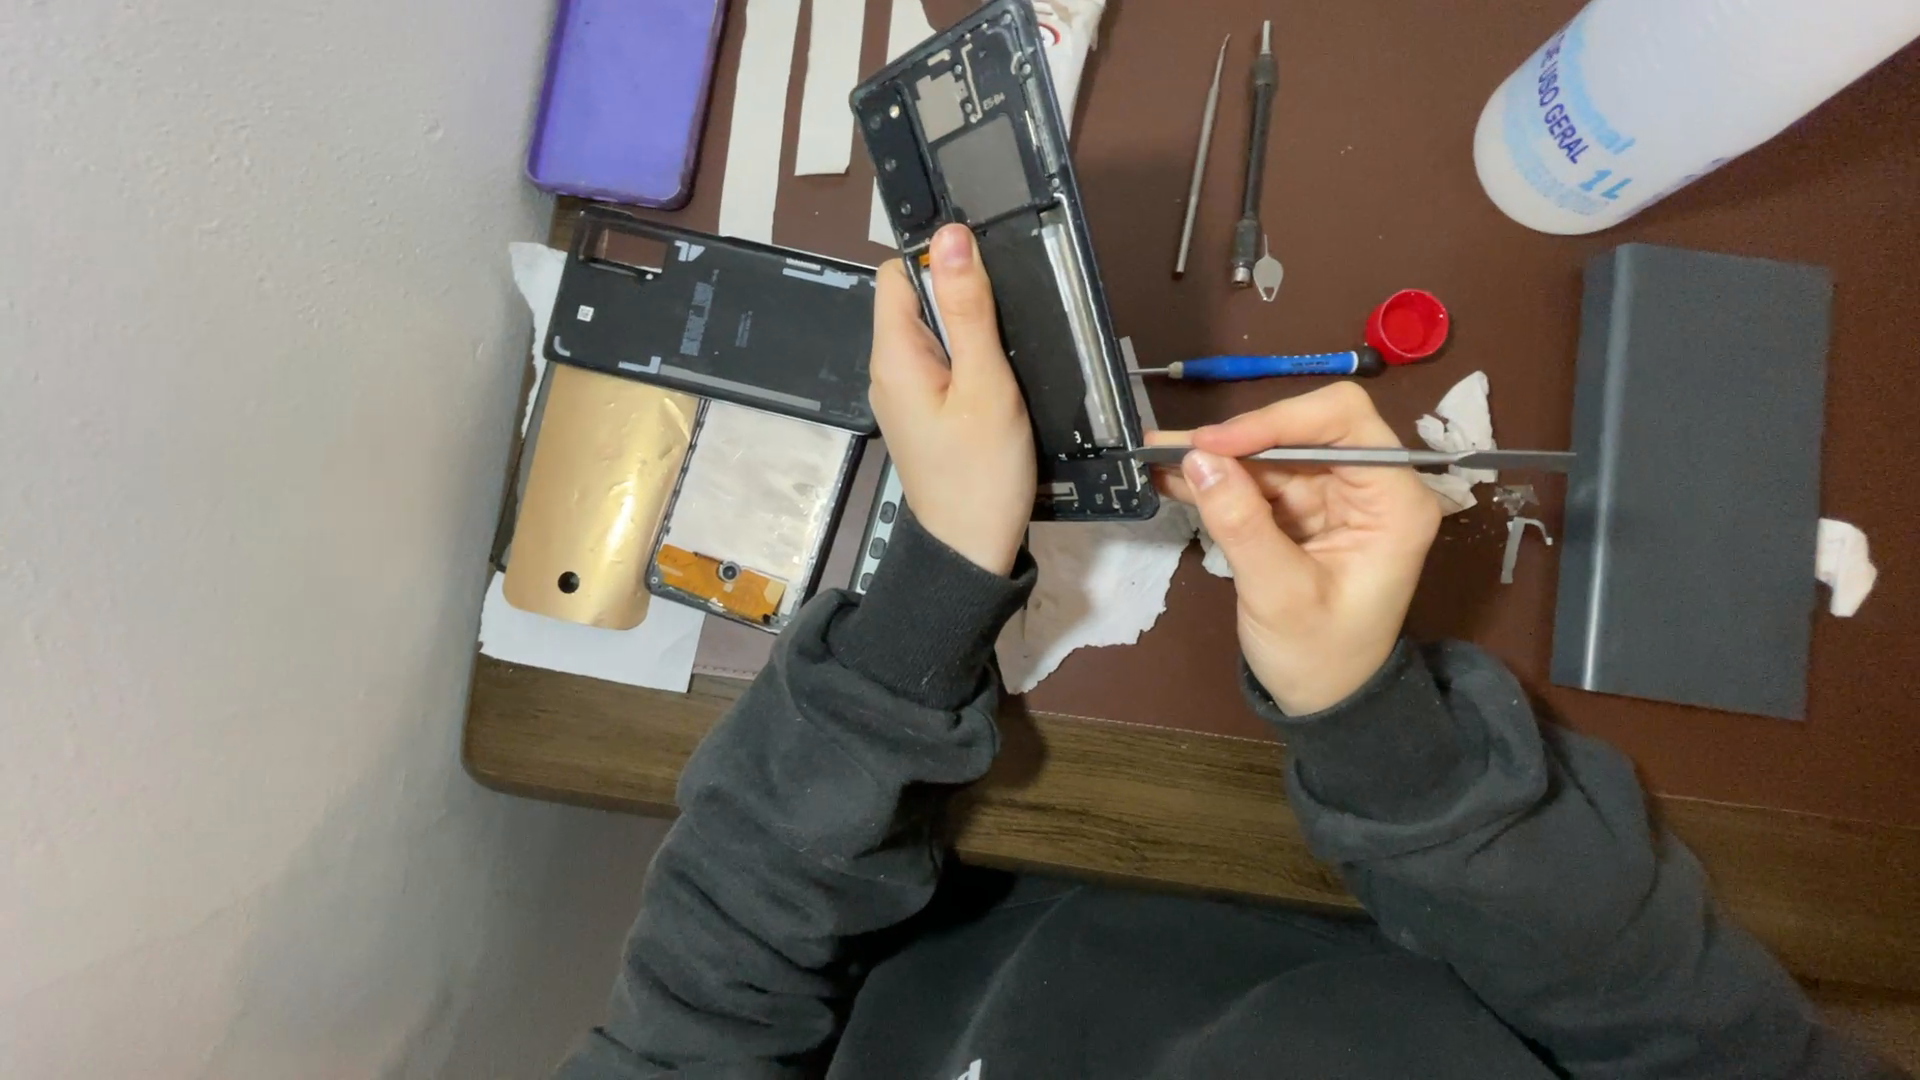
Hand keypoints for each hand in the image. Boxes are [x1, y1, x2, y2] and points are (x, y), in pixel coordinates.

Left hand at [868, 224, 1035, 575]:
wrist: (971, 548)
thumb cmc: (981, 472)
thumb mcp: (985, 383)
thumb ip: (968, 309)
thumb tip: (949, 236)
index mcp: (893, 354)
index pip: (897, 273)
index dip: (938, 261)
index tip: (985, 276)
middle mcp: (887, 369)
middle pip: (915, 302)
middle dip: (959, 297)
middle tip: (1007, 321)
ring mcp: (903, 395)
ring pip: (932, 335)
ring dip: (968, 331)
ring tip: (1006, 353)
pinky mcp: (922, 415)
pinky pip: (939, 367)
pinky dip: (967, 362)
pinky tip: (996, 380)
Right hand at [1155, 383, 1440, 713]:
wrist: (1324, 697)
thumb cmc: (1319, 655)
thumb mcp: (1279, 595)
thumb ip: (1241, 525)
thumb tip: (1196, 459)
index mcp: (1391, 500)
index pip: (1342, 421)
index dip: (1274, 420)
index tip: (1210, 444)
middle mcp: (1365, 485)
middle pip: (1298, 430)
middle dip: (1232, 438)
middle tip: (1165, 446)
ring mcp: (1328, 495)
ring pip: (1266, 451)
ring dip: (1210, 455)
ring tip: (1153, 454)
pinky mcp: (1295, 510)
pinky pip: (1250, 478)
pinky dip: (1211, 477)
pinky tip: (1168, 475)